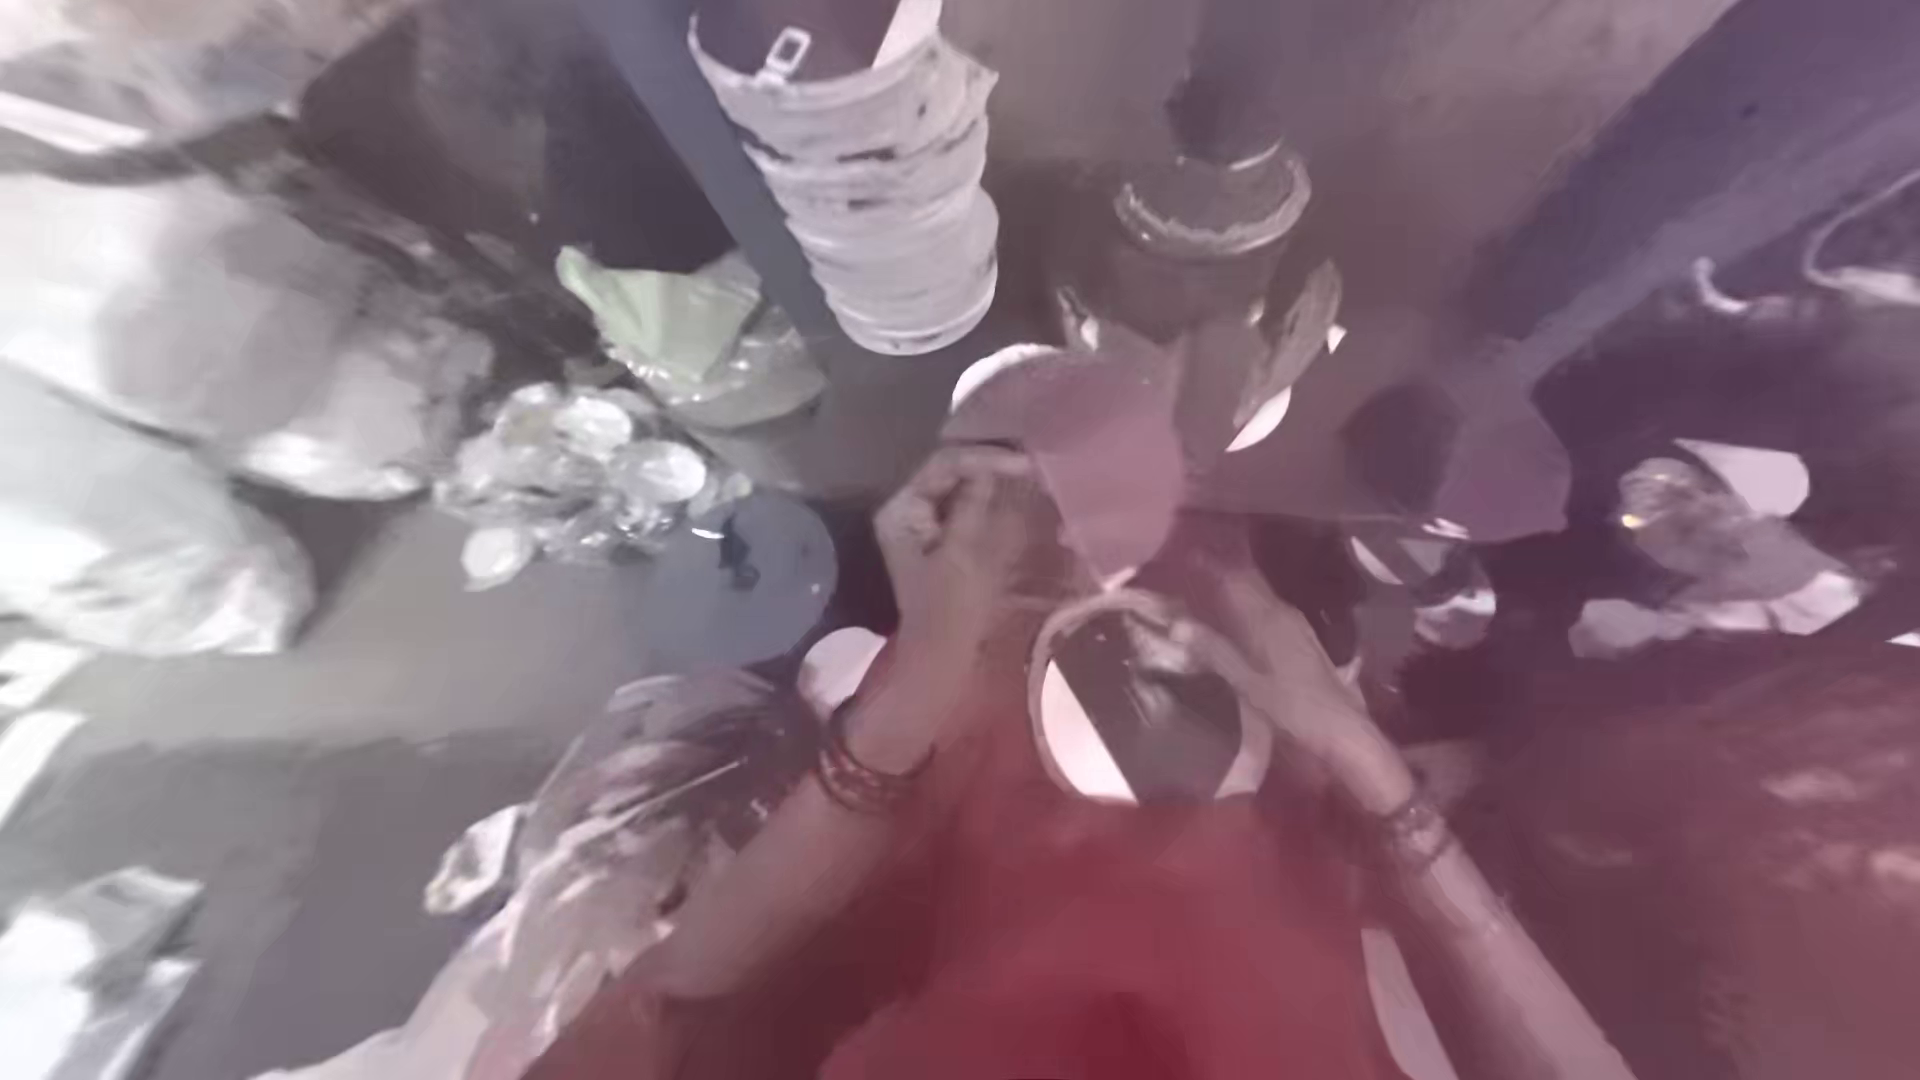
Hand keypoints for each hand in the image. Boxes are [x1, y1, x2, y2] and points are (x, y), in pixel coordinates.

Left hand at [874, 445, 1043, 671]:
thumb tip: (994, 467)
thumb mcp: (962, 556)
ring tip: (1031, 473)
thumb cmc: (948, 611)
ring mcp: (927, 525)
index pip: (943, 465)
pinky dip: (994, 501)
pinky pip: (970, 508)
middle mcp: (909, 509)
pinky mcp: (946, 540)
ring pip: (963, 488)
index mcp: (902, 510)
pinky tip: (1019, 495)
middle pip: (951, 472)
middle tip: (1032, 462)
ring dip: (995, 480)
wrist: (940, 661)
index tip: (1024, 463)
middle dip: (991, 465)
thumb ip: (975, 507)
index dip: (984, 458)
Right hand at [1151, 514, 1416, 815]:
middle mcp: (1281, 612)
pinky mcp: (1298, 639)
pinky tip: (1229, 611)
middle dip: (1216, 567)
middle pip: (1244, 579)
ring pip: (1254, 593)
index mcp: (1267, 618)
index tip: (1179, 548)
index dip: (1207, 561)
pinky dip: (1242, 601)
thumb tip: (1175, 623)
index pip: (1233, 576)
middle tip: (1184, 560)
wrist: (1346, 734)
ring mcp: (1293, 624)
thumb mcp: (1246, 684)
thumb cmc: (1294, 710)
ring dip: (1229, 583)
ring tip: (1200, 580)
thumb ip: (1212, 651)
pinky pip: (1262, 607)